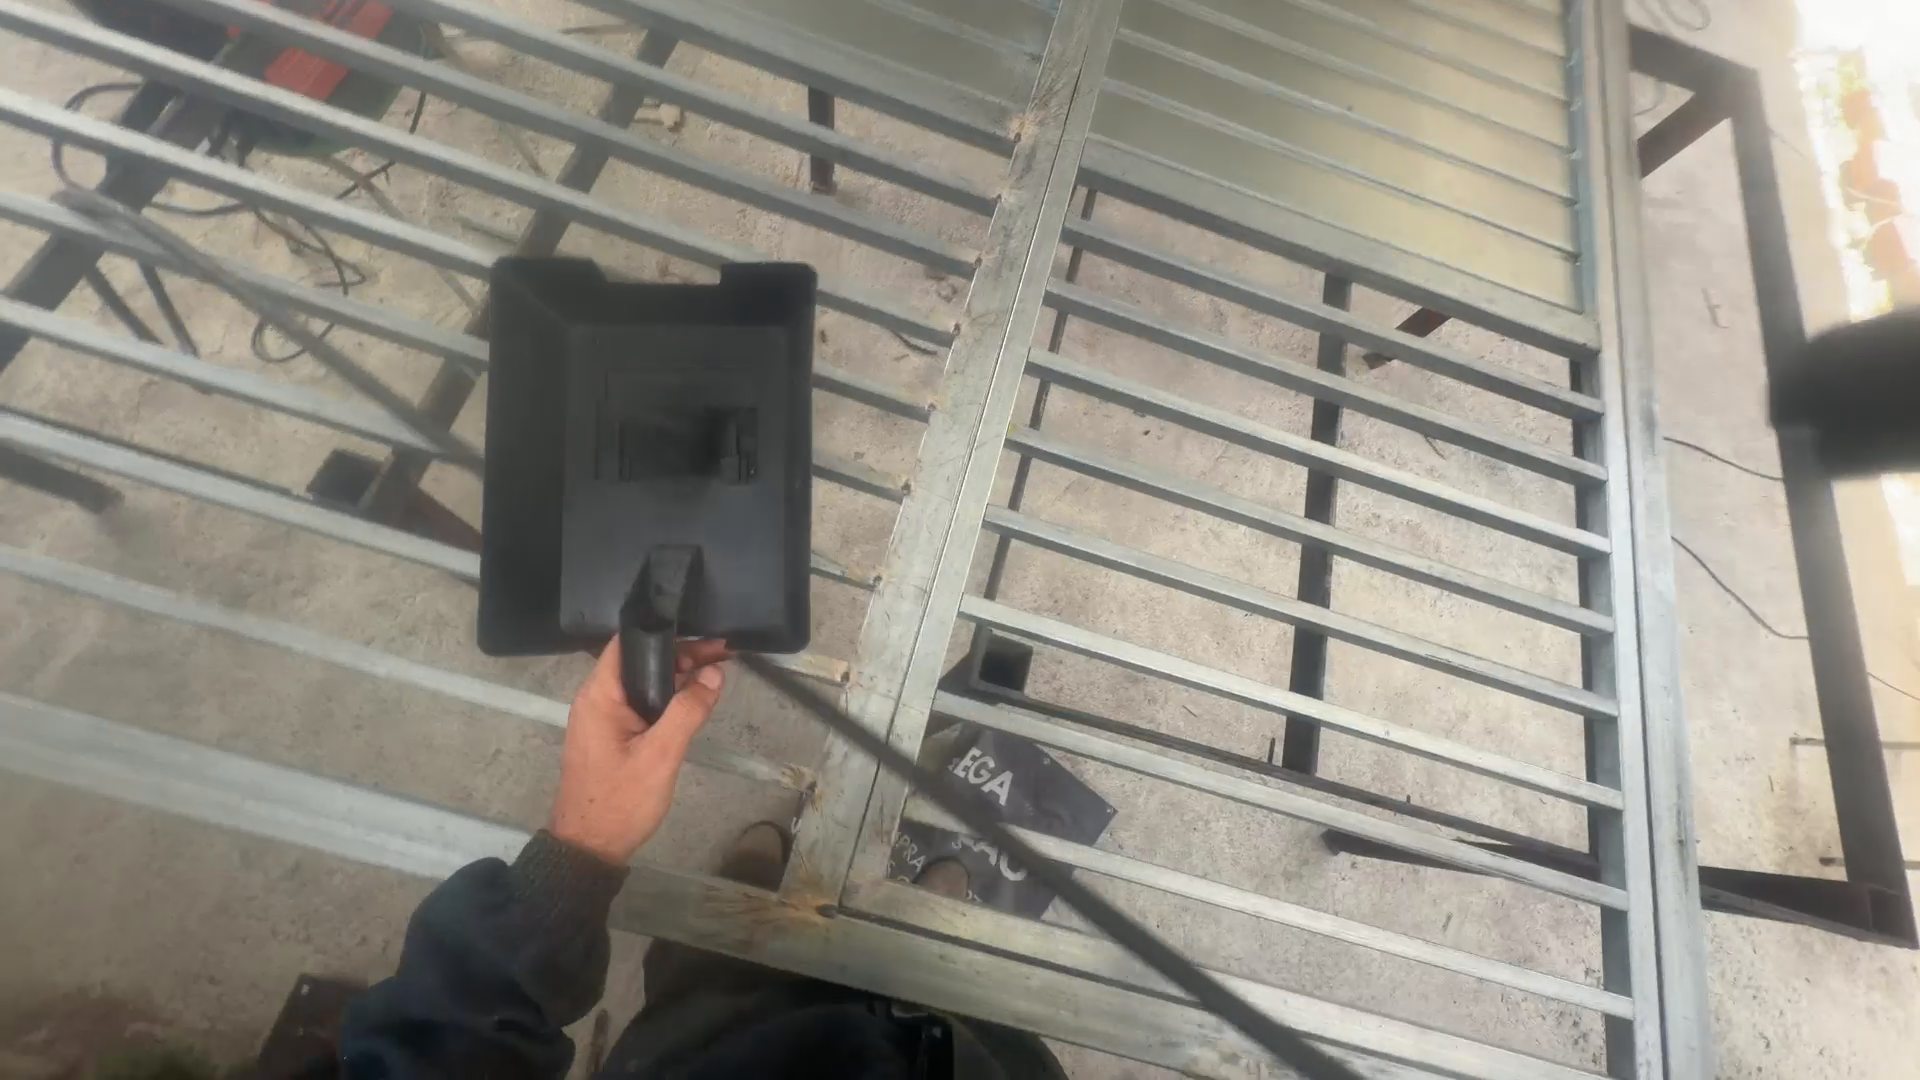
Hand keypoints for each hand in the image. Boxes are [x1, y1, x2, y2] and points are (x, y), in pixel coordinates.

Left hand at [547, 637, 731, 864]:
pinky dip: (671, 695)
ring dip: (680, 675)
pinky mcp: (616, 735)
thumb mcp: (660, 755)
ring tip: (718, 669)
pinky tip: (698, 697)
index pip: (626, 644)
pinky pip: (645, 703)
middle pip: (641, 661)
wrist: (589, 850)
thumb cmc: (620, 800)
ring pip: (646, 682)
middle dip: (681, 653)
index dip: (662, 631)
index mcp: (600, 696)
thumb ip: (688, 710)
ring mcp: (607, 718)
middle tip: (722, 652)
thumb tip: (715, 674)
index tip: (700, 629)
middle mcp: (599, 700)